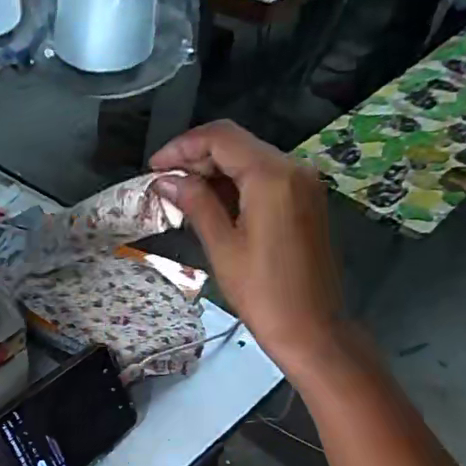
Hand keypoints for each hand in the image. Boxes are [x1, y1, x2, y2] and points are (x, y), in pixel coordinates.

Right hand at [150, 121, 348, 370]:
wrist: (311, 327)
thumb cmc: (262, 292)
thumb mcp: (222, 247)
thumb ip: (196, 204)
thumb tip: (166, 181)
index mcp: (272, 177)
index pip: (221, 138)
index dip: (182, 146)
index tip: (154, 168)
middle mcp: (293, 169)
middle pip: (237, 144)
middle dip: (197, 158)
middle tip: (163, 184)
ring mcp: (303, 184)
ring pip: (250, 159)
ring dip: (214, 171)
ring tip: (181, 196)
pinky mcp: (305, 201)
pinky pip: (265, 178)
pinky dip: (235, 184)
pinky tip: (211, 205)